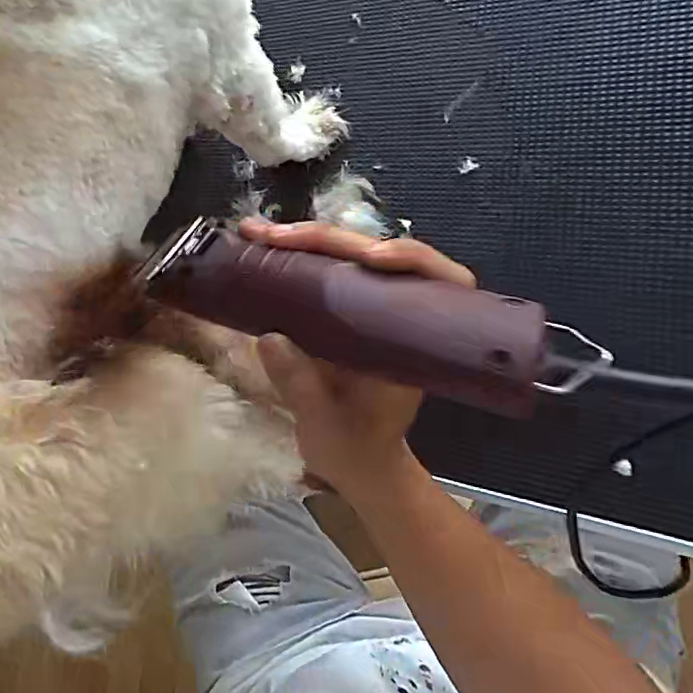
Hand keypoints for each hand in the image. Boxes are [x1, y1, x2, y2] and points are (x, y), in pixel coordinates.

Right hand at [239, 219, 476, 496]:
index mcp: (419, 337)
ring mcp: (370, 302)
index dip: (409, 257)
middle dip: (328, 239)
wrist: (354, 460)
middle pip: (376, 253)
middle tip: (274, 236)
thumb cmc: (355, 447)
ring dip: (306, 239)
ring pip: (348, 253)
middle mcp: (400, 309)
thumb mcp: (327, 423)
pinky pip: (326, 267)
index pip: (433, 278)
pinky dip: (297, 254)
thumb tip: (270, 337)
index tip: (373, 259)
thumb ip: (303, 384)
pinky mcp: (344, 303)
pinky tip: (264, 244)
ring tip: (259, 233)